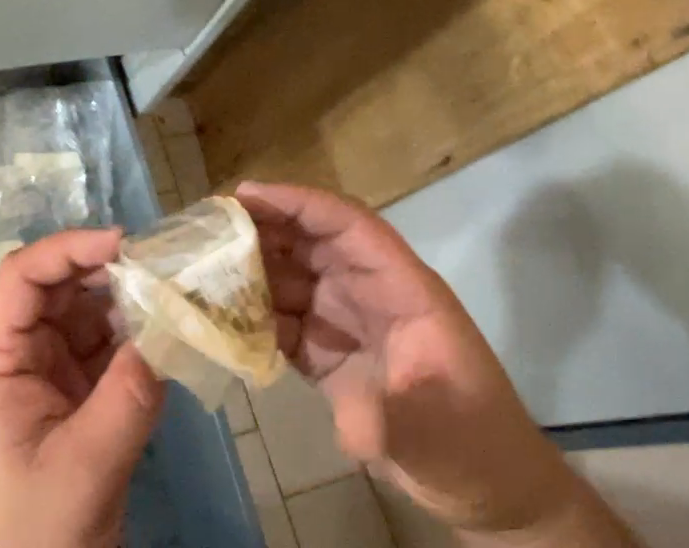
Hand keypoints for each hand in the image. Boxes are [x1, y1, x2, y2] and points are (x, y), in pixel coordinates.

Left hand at [0, 229, 166, 547]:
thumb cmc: (27, 531)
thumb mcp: (81, 469)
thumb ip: (126, 402)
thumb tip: (170, 336)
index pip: (22, 279)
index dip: (68, 249)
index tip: (123, 241)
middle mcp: (22, 356)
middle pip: (59, 291)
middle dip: (108, 272)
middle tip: (166, 265)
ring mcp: (49, 378)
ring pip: (88, 320)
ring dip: (129, 306)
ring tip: (178, 293)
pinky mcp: (75, 403)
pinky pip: (107, 357)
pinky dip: (137, 344)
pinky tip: (172, 335)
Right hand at [237, 182, 632, 543]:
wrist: (488, 492)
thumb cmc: (475, 447)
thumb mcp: (439, 433)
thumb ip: (395, 421)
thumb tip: (352, 424)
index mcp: (403, 290)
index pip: (349, 226)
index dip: (300, 204)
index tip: (246, 196)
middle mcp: (370, 294)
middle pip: (311, 243)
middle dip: (261, 229)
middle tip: (206, 230)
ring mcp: (348, 323)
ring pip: (292, 278)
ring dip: (250, 272)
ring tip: (201, 272)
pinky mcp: (330, 354)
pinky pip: (284, 320)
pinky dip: (253, 317)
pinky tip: (221, 322)